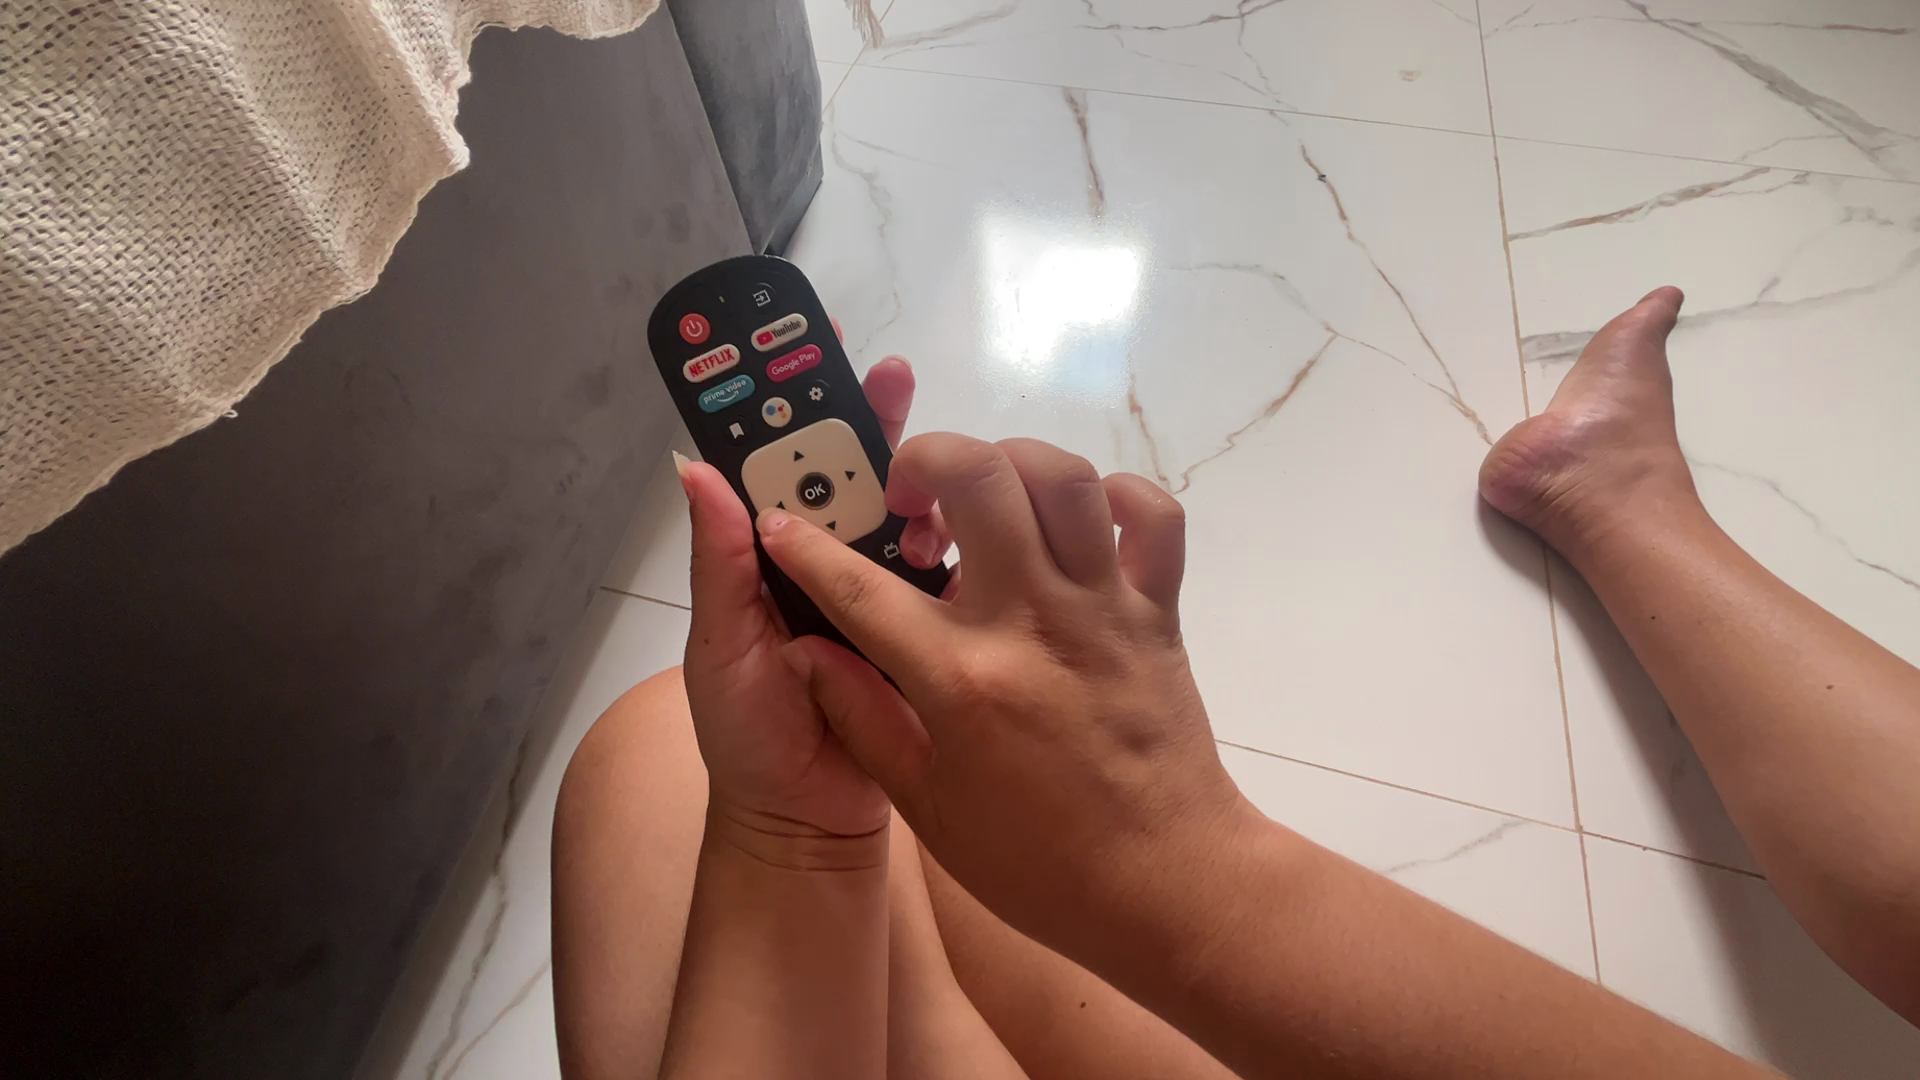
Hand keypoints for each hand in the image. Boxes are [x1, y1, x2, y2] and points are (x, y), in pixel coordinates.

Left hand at [678, 355, 949, 851]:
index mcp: (773, 559)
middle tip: (893, 379)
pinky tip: (961, 533)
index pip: (783, 470)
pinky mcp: (921, 625)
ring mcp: (880, 593)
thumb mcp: (723, 647)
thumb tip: (694, 469)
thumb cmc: (751, 735)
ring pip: (903, 517)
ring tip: (923, 484)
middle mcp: (828, 564)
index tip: (809, 355)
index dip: (796, 413)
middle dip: (869, 423)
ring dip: (916, 486)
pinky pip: (943, 571)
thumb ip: (721, 564)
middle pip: (852, 477)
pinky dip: (954, 544)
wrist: (812, 817)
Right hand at [755, 435, 1251, 951]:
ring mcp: (1103, 607)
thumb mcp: (925, 806)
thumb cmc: (1037, 860)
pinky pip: (1154, 516)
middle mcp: (1032, 620)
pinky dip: (1116, 494)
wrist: (1167, 883)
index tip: (780, 523)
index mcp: (961, 678)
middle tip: (909, 498)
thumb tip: (805, 651)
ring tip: (984, 500)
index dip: (805, 546)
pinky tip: (1078, 521)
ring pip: (1062, 478)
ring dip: (1010, 463)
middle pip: (976, 477)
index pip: (860, 587)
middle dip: (924, 458)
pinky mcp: (1157, 610)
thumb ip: (859, 717)